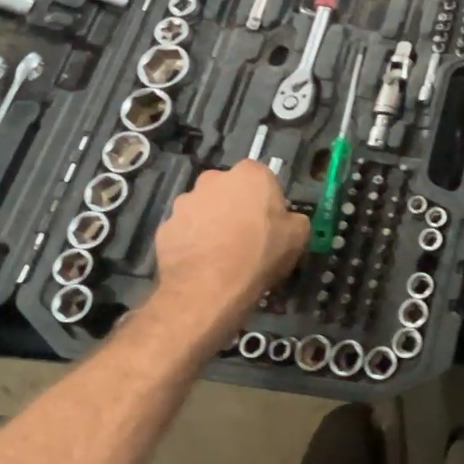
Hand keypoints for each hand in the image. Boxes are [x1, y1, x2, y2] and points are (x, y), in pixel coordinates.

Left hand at [152, 161, 307, 327]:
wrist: (209, 289)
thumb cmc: (260, 254)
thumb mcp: (298, 236)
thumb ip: (294, 219)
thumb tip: (287, 221)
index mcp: (250, 174)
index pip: (260, 175)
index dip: (265, 196)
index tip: (269, 217)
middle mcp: (214, 180)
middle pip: (228, 188)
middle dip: (234, 204)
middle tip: (244, 233)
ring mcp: (185, 203)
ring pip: (202, 208)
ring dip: (210, 222)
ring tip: (219, 251)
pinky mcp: (164, 228)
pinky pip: (184, 230)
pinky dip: (191, 241)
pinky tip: (201, 261)